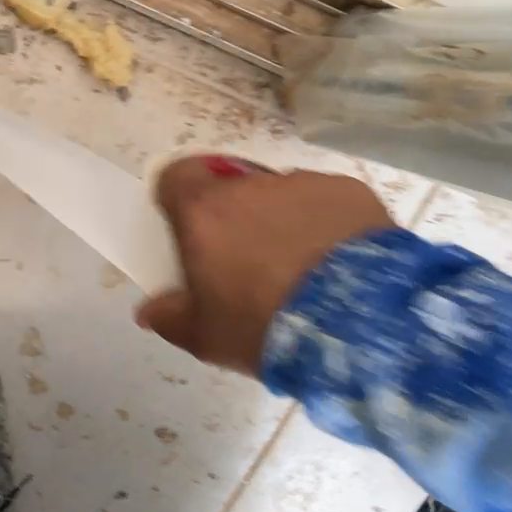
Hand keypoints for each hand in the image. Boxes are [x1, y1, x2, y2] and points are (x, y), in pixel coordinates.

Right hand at [136, 156, 395, 374]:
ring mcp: (304, 184)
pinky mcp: (351, 192)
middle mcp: (249, 186)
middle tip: (245, 257)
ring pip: (279, 194)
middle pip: (230, 185)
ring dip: (280, 218)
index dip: (178, 197)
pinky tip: (338, 263)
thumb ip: (170, 318)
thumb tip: (148, 312)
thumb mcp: (205, 336)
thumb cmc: (265, 326)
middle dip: (232, 213)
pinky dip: (325, 224)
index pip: (175, 175)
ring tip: (301, 266)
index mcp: (203, 211)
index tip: (187, 227)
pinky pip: (326, 203)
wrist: (363, 326)